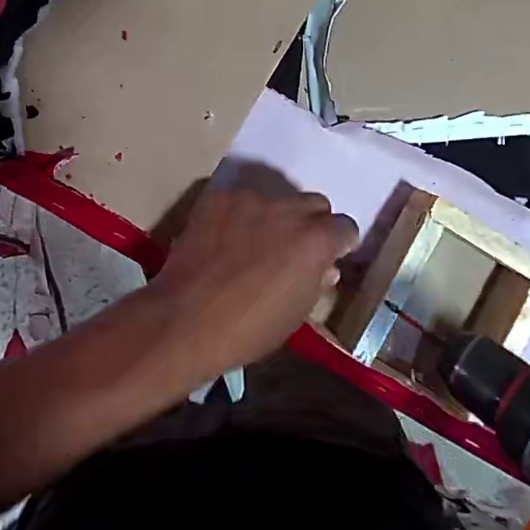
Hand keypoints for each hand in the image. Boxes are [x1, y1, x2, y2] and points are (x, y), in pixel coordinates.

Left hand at [141, 169, 359, 383]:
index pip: (345, 227)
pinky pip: (240, 202)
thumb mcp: (295, 315)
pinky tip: (223, 241)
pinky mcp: (218, 199)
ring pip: (277, 200)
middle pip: (315, 204)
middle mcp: (289, 211)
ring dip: (274, 219)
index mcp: (316, 241)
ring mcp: (251, 201)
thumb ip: (315, 283)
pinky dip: (239, 217)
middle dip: (311, 224)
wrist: (183, 322)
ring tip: (252, 246)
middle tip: (292, 250)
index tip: (328, 257)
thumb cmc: (247, 330)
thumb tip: (324, 268)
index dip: (338, 244)